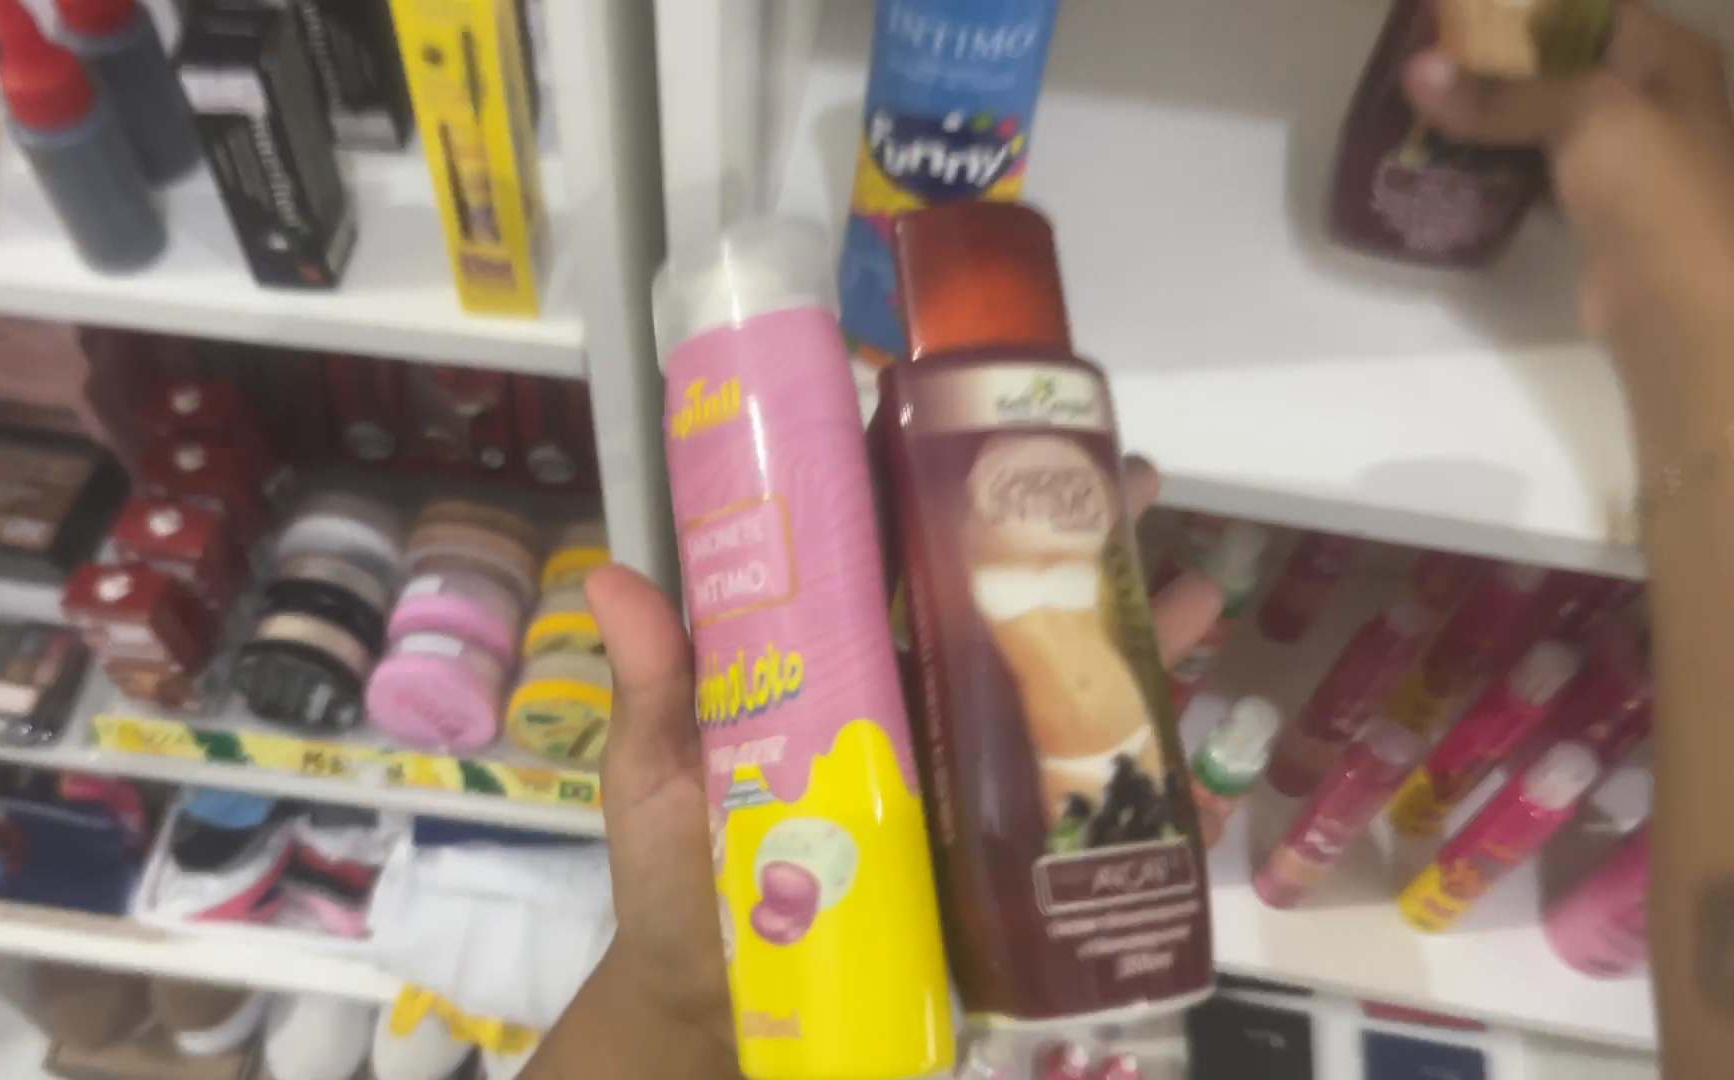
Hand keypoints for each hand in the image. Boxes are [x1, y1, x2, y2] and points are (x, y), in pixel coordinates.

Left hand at [580, 457, 1225, 1065]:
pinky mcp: (988, 837)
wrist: (724, 1003)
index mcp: (824, 656)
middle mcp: (898, 690)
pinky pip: (1070, 780)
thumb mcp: (658, 769)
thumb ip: (652, 680)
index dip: (917, 484)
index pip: (877, 553)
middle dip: (1045, 533)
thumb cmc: (680, 875)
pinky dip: (1130, 738)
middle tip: (1108, 474)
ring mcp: (949, 760)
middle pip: (978, 595)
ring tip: (1171, 560)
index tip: (962, 422)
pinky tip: (1185, 703)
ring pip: (1041, 670)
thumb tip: (608, 578)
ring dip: (1109, 613)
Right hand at [1401, 7, 1733, 459]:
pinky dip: (1486, 168)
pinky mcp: (1585, 206)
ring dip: (1480, 122)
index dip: (1517, 14)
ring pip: (1535, 122)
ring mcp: (1616, 157)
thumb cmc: (1657, 190)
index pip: (1583, 16)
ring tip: (1414, 123)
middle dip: (1488, 69)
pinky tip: (1445, 174)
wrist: (1683, 296)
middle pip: (1555, 69)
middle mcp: (1645, 100)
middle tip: (1416, 77)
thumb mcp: (1588, 120)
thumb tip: (1415, 71)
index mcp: (1664, 61)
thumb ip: (1504, 96)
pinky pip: (1527, 171)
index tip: (1447, 24)